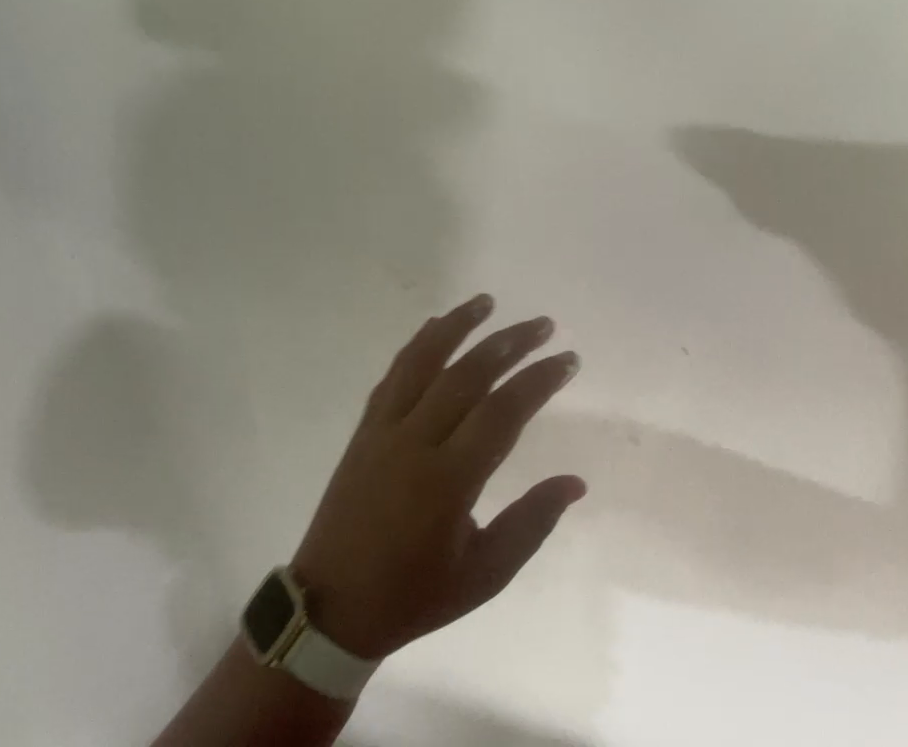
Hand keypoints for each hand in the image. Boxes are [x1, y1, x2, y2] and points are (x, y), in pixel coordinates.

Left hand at [288, 294, 585, 659]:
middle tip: (542, 324)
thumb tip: (574, 481)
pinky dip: (416, 347)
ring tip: (486, 302)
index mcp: (449, 481)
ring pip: (423, 363)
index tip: (567, 360)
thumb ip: (530, 523)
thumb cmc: (414, 595)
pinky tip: (432, 329)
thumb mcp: (484, 575)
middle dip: (508, 344)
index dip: (537, 381)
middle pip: (466, 376)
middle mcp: (414, 443)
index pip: (502, 413)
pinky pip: (391, 377)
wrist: (332, 605)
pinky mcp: (363, 432)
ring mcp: (383, 432)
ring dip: (456, 327)